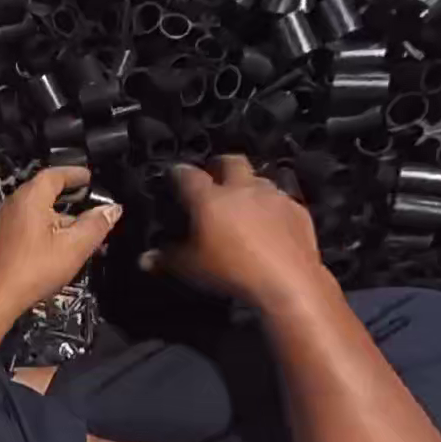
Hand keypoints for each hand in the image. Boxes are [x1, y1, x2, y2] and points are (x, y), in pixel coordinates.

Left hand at [0, 166, 120, 317]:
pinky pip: (25, 227)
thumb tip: (112, 209)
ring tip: (78, 232)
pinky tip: (56, 248)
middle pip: (44, 193)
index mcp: (30, 198)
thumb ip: (96, 225)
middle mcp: (12, 205)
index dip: (75, 174)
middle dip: (69, 200)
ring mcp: (2, 223)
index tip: (89, 177)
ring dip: (57, 219)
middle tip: (89, 206)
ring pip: (35, 213)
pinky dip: (43, 230)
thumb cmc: (34, 270)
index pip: (55, 175)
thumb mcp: (74, 247)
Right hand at [148, 154, 328, 309]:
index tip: (174, 175)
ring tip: (240, 201)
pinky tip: (268, 222)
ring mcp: (272, 196)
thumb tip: (144, 260)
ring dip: (247, 184)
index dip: (179, 173)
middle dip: (218, 165)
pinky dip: (270, 205)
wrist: (287, 280)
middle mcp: (241, 189)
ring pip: (258, 177)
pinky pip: (280, 199)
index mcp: (210, 199)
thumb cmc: (231, 271)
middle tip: (212, 177)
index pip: (188, 175)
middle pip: (230, 161)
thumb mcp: (190, 269)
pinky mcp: (296, 210)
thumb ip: (165, 260)